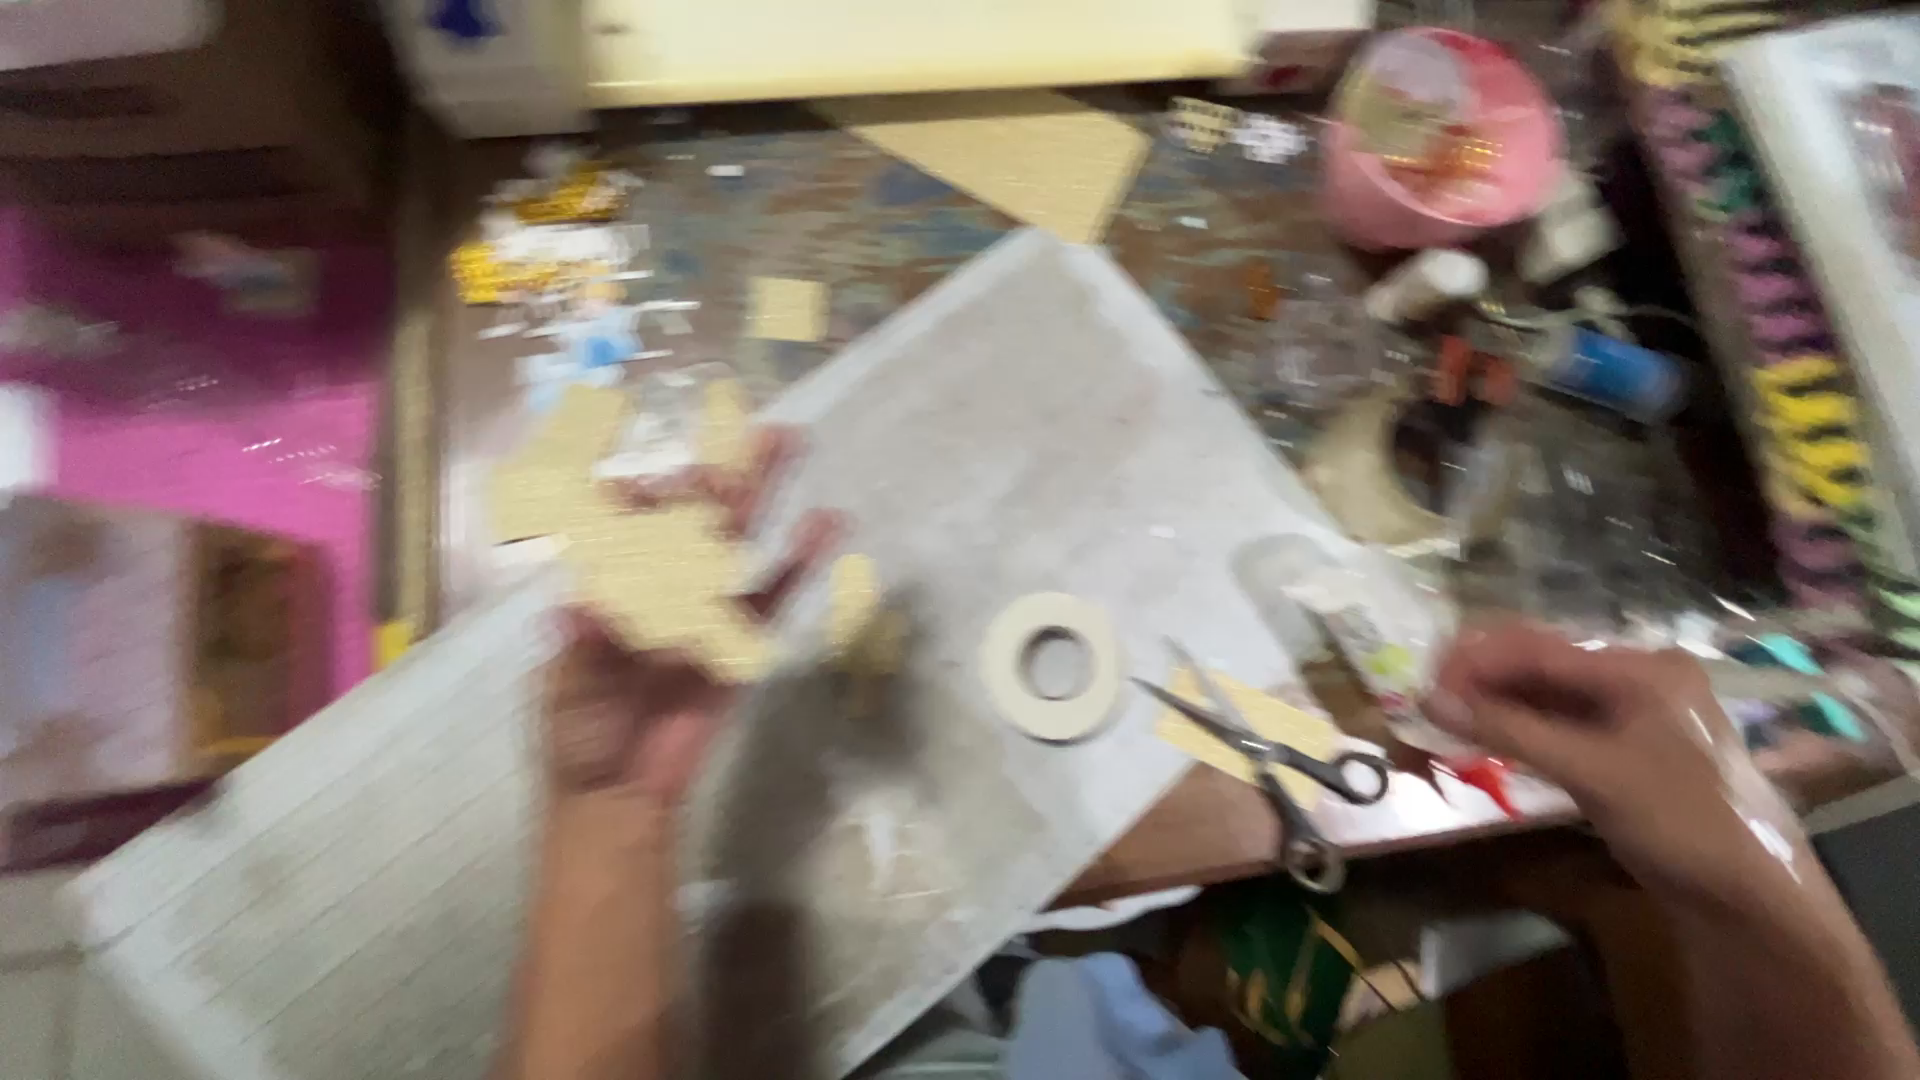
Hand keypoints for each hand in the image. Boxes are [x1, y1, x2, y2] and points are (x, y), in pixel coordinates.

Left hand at [542, 426, 842, 805]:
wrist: (617, 793)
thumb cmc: (577, 737)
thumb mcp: (566, 690)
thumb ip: (579, 648)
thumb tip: (579, 604)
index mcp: (613, 586)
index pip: (632, 526)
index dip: (646, 499)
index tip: (654, 487)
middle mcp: (664, 584)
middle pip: (696, 518)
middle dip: (722, 470)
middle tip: (756, 426)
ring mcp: (706, 608)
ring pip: (739, 540)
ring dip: (763, 492)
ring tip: (791, 442)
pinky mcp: (741, 640)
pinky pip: (773, 597)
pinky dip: (799, 563)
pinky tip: (826, 524)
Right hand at [1424, 618, 1813, 912]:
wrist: (1752, 903)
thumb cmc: (1683, 824)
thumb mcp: (1590, 772)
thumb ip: (1506, 730)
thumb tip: (1426, 701)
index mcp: (1641, 669)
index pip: (1536, 648)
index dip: (1473, 663)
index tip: (1424, 685)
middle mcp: (1631, 676)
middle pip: (1533, 663)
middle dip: (1475, 680)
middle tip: (1426, 703)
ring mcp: (1623, 709)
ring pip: (1533, 690)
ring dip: (1486, 703)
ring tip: (1441, 721)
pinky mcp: (1611, 740)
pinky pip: (1545, 718)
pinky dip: (1508, 725)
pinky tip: (1475, 737)